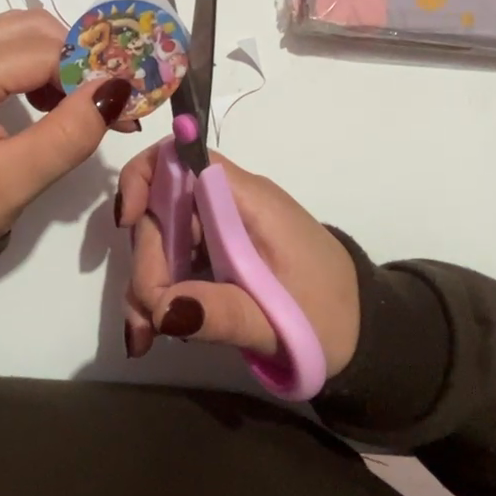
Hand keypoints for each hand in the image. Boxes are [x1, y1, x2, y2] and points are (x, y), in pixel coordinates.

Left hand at [0, 10, 133, 240]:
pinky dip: (32, 63)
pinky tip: (49, 101)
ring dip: (56, 60)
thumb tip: (118, 88)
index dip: (90, 71)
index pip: (41, 51)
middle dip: (76, 59)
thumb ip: (67, 135)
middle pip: (29, 29)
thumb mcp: (13, 181)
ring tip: (83, 105)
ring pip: (16, 32)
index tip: (129, 102)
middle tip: (110, 103)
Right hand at [115, 147, 360, 377]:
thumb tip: (162, 309)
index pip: (180, 158)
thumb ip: (221, 313)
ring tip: (145, 336)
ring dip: (145, 286)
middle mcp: (226, 205)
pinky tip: (153, 331)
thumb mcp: (278, 322)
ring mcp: (218, 230)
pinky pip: (173, 262)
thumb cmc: (331, 316)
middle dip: (144, 263)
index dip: (143, 179)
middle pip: (161, 211)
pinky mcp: (215, 254)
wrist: (367, 333)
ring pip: (160, 240)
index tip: (128, 223)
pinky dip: (159, 295)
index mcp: (245, 201)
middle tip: (148, 320)